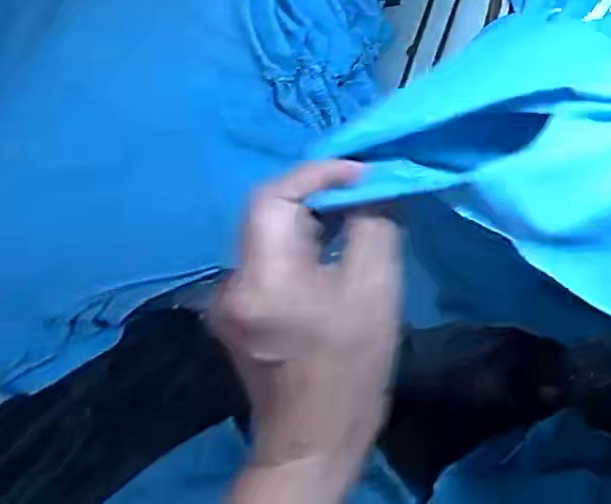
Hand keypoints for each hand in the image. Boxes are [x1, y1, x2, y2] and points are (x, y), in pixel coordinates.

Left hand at [212, 161, 402, 499]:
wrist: (317, 438)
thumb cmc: (352, 358)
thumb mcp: (375, 281)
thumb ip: (374, 221)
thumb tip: (377, 184)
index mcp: (261, 275)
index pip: (274, 195)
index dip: (321, 172)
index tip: (368, 174)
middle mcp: (233, 283)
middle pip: (272, 210)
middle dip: (324, 189)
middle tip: (373, 188)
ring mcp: (234, 299)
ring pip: (276, 230)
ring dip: (320, 212)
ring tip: (366, 210)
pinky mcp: (246, 310)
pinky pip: (278, 253)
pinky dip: (312, 236)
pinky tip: (344, 242)